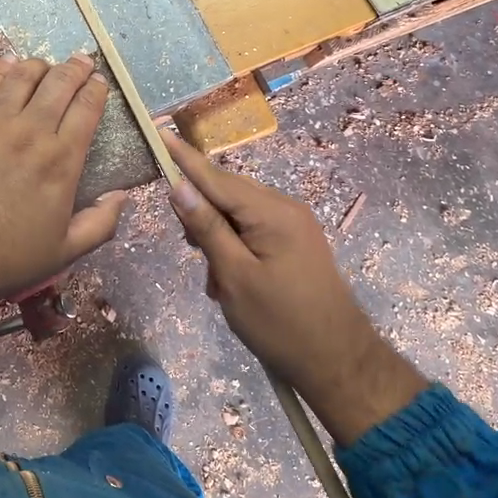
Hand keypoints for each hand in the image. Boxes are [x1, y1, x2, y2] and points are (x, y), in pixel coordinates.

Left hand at [0, 53, 128, 307]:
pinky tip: (8, 65)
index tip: (99, 81)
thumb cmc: (7, 258)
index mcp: (61, 161)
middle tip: (80, 60)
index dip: (96, 89)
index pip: (86, 109)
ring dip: (39, 65)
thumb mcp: (65, 251)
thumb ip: (100, 223)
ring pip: (21, 77)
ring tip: (46, 64)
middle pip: (58, 84)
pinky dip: (1, 71)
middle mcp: (30, 132)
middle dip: (74, 68)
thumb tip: (122, 196)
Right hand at [163, 130, 426, 444]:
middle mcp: (284, 208)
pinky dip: (233, 247)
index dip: (183, 158)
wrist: (339, 367)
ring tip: (215, 278)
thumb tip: (179, 185)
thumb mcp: (235, 276)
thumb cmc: (281, 324)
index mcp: (272, 212)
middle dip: (200, 213)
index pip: (215, 177)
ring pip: (236, 213)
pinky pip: (251, 229)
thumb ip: (206, 227)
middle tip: (189, 248)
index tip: (158, 130)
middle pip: (225, 192)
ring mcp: (292, 225)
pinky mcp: (294, 243)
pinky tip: (228, 280)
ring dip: (216, 236)